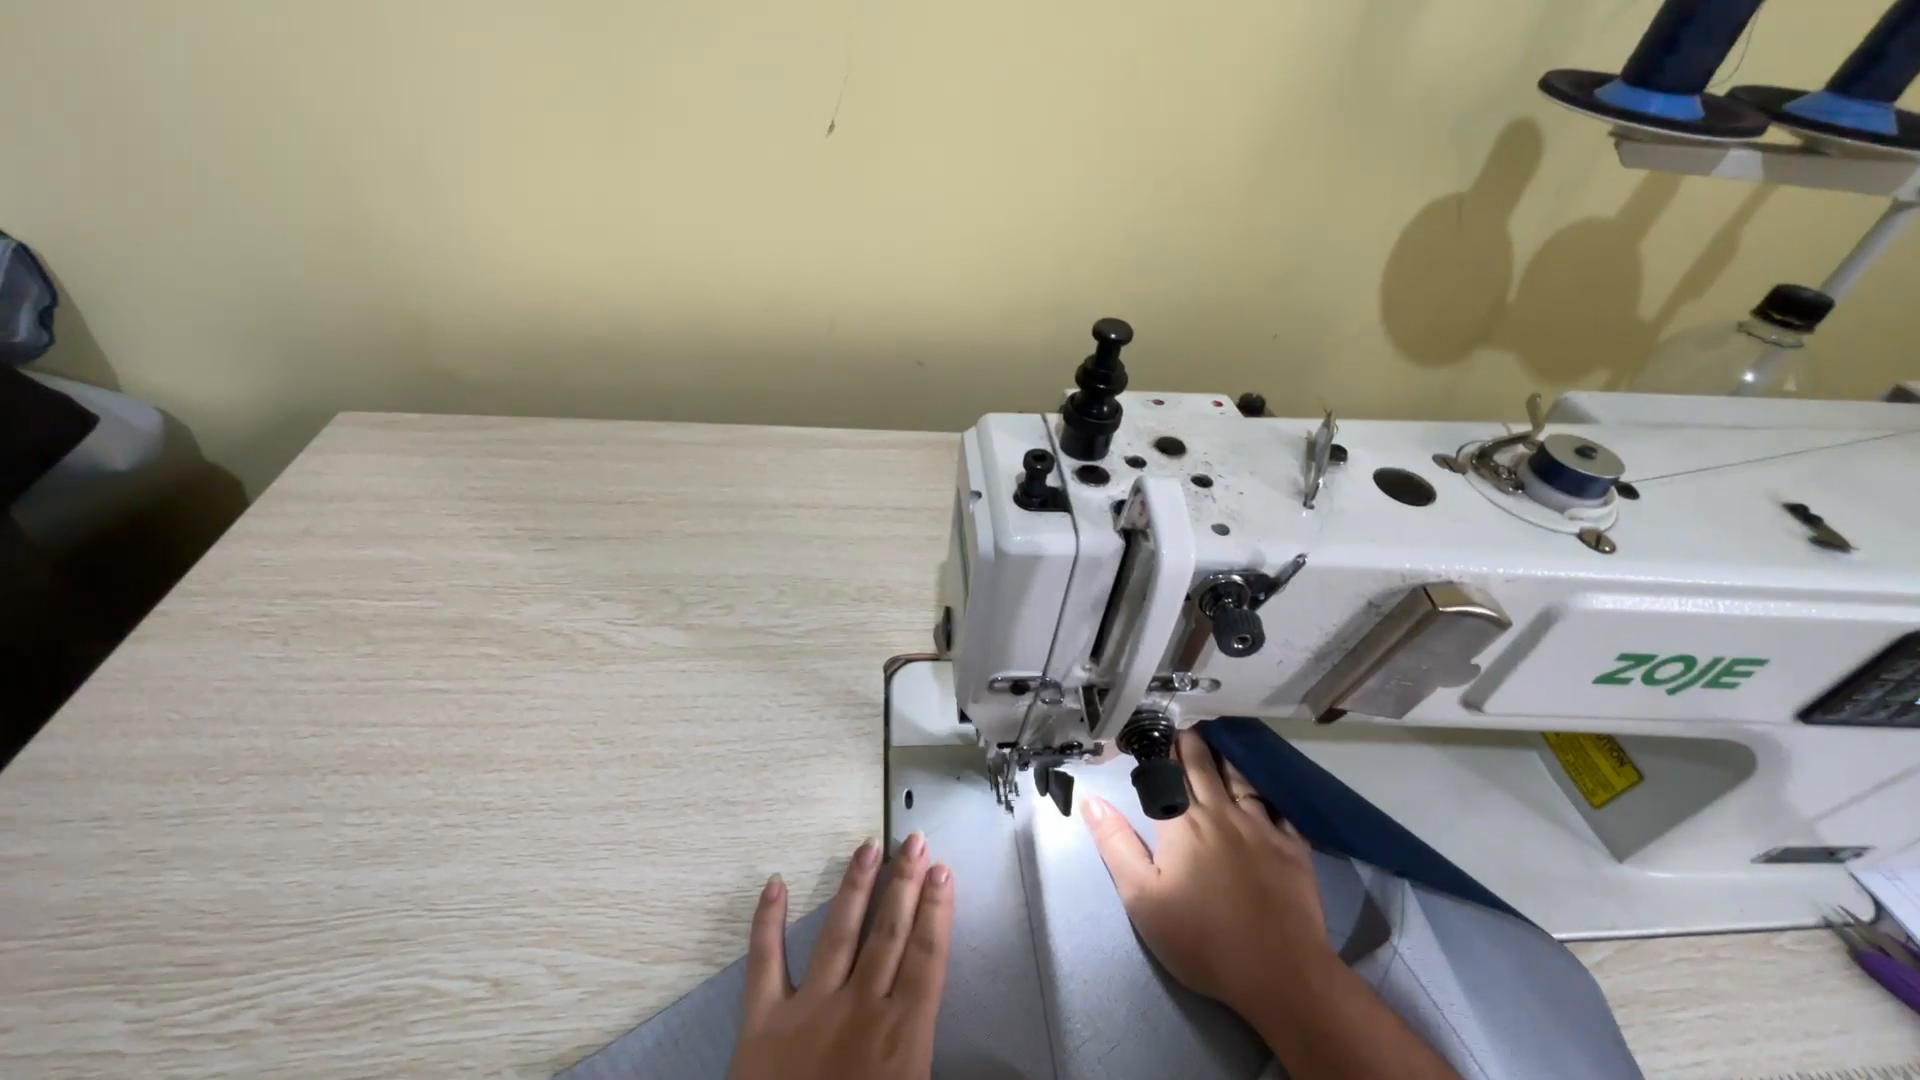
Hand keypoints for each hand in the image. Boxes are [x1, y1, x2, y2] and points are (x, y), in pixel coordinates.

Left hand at [727, 833, 954, 1079]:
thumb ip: (928, 1053)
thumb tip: (973, 1045)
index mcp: (902, 1034)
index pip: (928, 955)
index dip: (938, 909)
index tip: (944, 873)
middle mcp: (860, 1009)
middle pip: (890, 932)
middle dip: (906, 882)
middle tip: (915, 841)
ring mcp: (810, 1009)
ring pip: (839, 931)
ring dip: (856, 885)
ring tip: (868, 848)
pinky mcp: (762, 1021)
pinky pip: (765, 960)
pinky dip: (767, 920)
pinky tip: (775, 883)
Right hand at [1082, 730, 1329, 1012]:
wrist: (1279, 972)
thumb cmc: (1201, 938)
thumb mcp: (1142, 898)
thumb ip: (1116, 845)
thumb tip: (1091, 800)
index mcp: (1183, 823)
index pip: (1168, 774)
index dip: (1160, 751)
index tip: (1153, 733)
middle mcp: (1223, 813)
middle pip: (1204, 768)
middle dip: (1192, 745)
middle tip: (1184, 729)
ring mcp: (1263, 828)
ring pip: (1242, 780)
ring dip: (1226, 760)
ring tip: (1218, 746)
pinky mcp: (1294, 848)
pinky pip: (1279, 808)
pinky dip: (1266, 793)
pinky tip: (1263, 792)